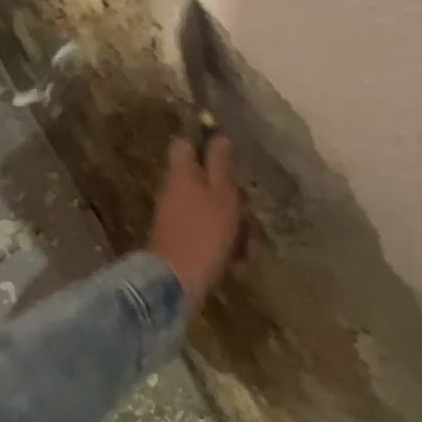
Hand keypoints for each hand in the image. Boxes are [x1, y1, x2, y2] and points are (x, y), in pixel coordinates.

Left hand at [147, 136, 241, 309]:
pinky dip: (221, 248)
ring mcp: (175, 220)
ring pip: (210, 213)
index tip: (226, 158)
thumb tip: (218, 136)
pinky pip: (205, 237)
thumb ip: (220, 165)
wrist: (175, 284)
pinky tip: (235, 266)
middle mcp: (174, 194)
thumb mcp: (221, 195)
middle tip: (246, 216)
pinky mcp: (179, 245)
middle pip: (205, 184)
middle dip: (231, 199)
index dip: (203, 146)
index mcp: (182, 175)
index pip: (184, 146)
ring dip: (232, 229)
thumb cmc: (203, 234)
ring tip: (246, 251)